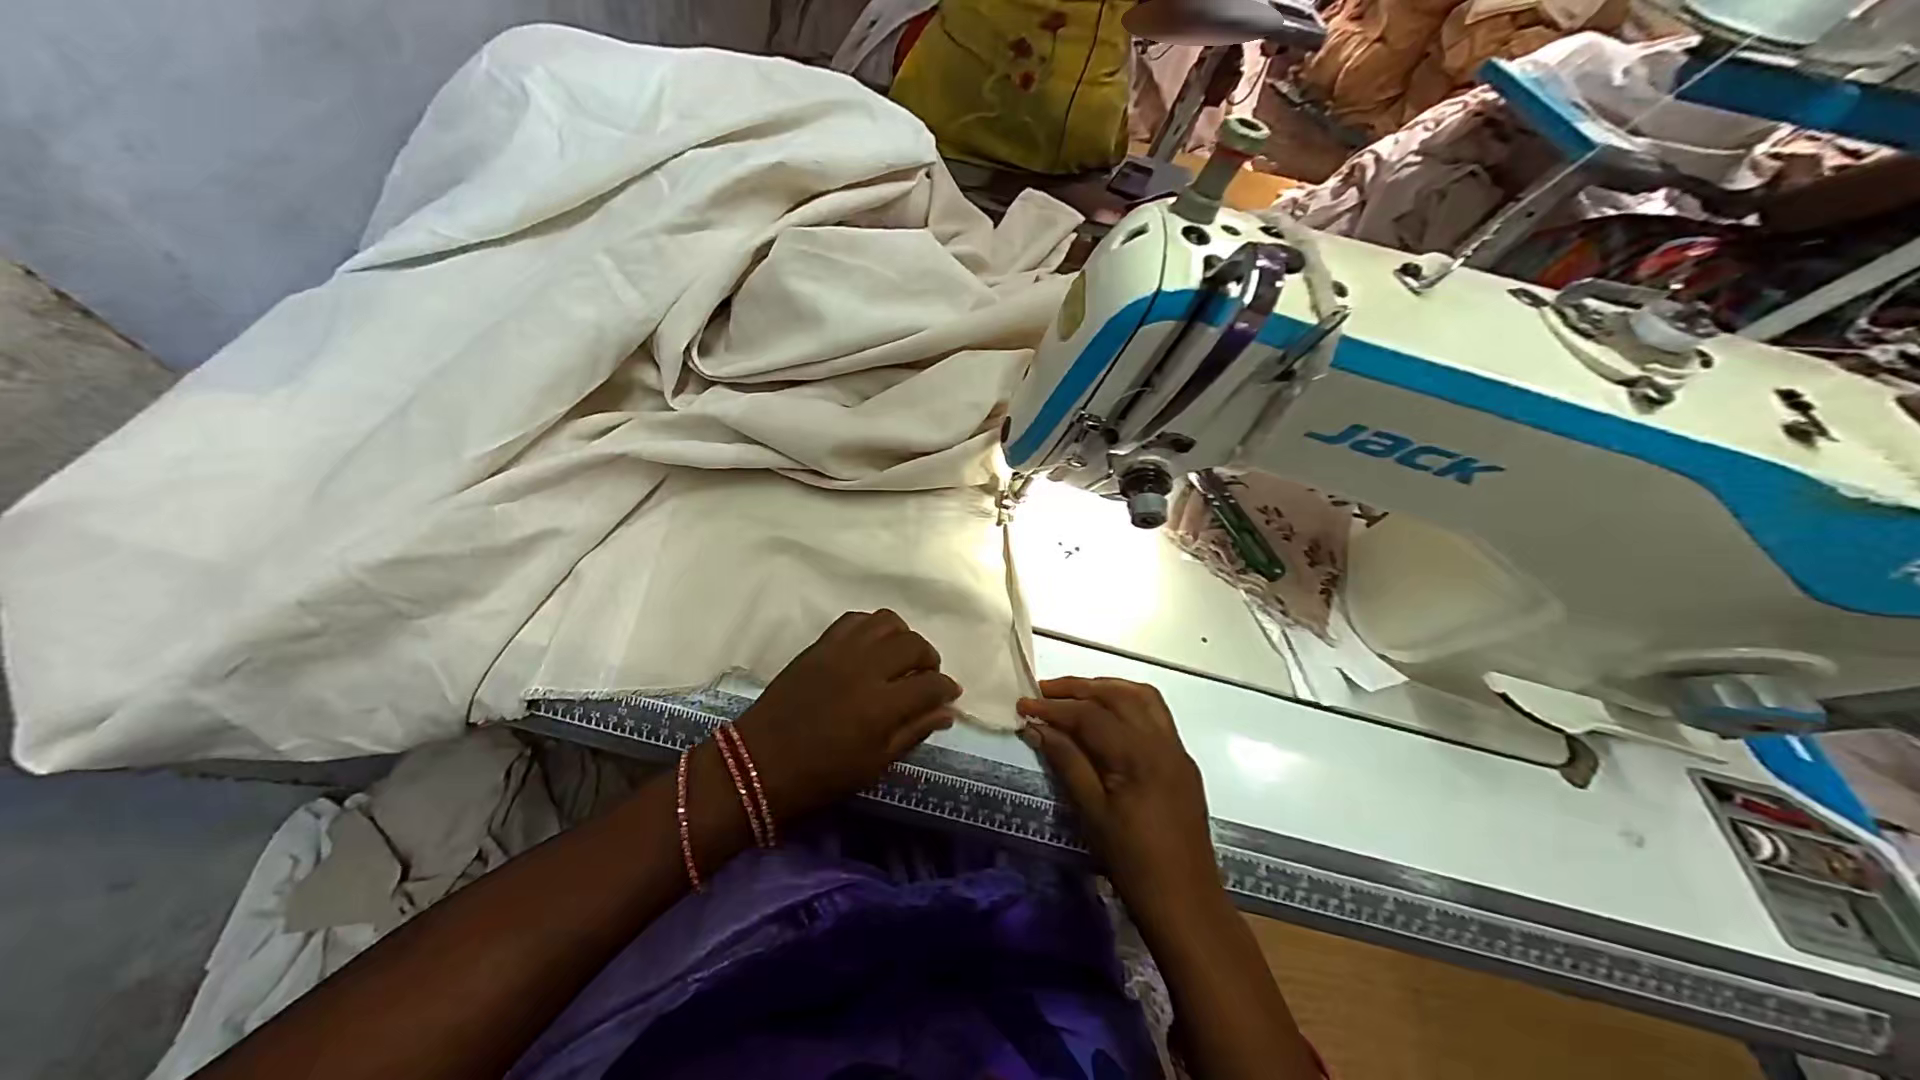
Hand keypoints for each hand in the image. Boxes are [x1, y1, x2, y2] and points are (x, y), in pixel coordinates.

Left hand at [732, 610, 959, 822]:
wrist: (759, 765)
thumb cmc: (820, 777)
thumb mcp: (874, 765)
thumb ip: (913, 732)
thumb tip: (946, 712)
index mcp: (882, 707)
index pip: (931, 684)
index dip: (947, 689)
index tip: (950, 695)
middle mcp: (865, 669)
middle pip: (914, 644)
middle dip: (930, 659)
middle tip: (926, 677)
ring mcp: (840, 652)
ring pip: (887, 622)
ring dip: (903, 637)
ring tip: (900, 657)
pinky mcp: (819, 645)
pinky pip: (854, 620)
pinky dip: (871, 628)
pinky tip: (871, 647)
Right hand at [1018, 677, 1221, 921]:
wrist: (1186, 901)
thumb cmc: (1132, 862)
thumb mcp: (1091, 812)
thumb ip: (1067, 761)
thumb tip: (1038, 728)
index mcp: (1137, 754)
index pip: (1090, 714)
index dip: (1053, 708)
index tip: (1023, 704)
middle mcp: (1162, 741)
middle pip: (1118, 695)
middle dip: (1079, 688)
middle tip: (1045, 691)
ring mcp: (1177, 750)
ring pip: (1142, 698)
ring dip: (1107, 689)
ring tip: (1075, 696)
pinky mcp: (1182, 762)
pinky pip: (1156, 715)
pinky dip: (1128, 704)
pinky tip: (1108, 718)